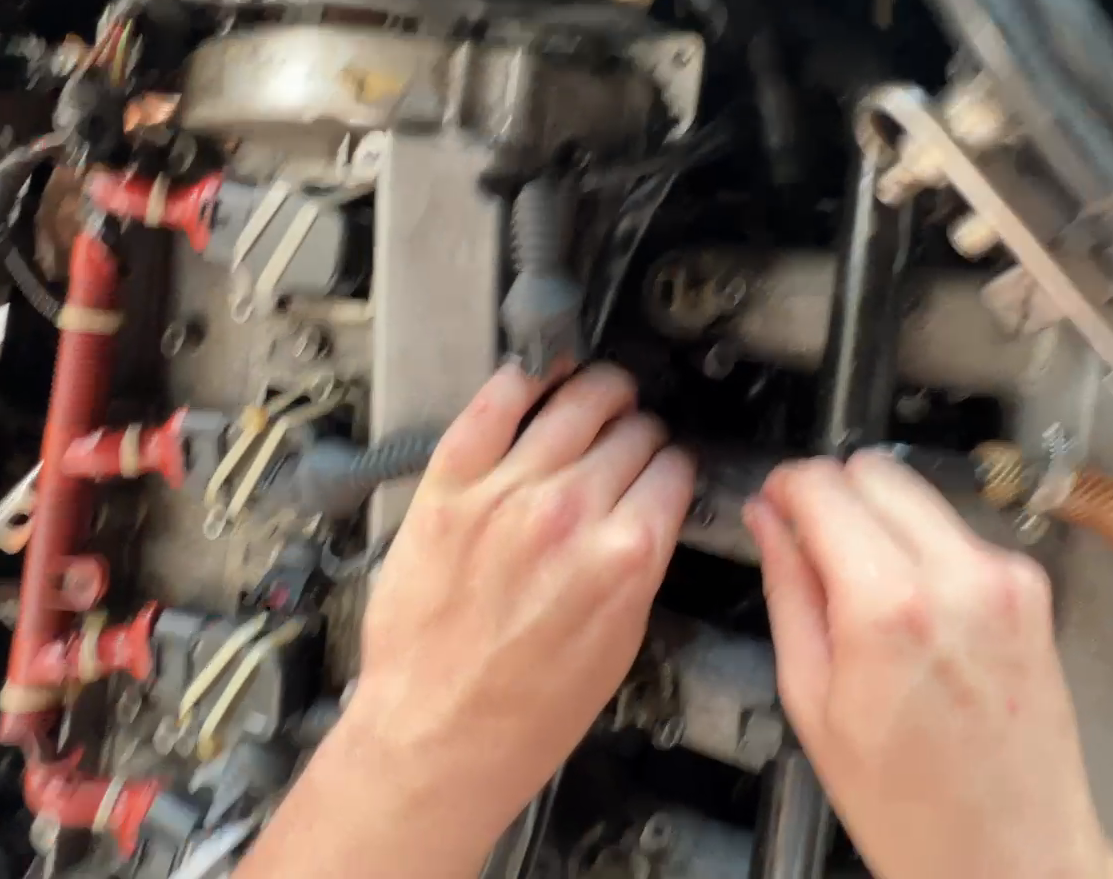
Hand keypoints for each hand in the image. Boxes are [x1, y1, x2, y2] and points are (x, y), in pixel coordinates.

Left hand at [241, 363, 693, 878]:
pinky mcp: (451, 488)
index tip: (666, 463)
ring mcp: (507, 493)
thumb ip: (639, 559)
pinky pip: (491, 406)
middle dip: (641, 428)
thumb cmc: (528, 709)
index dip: (674, 462)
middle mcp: (572, 511)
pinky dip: (518, 380)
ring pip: (574, 401)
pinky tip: (533, 377)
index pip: (672, 468)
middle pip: (631, 430)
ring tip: (599, 390)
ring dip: (597, 389)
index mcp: (625, 554)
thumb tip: (647, 506)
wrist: (438, 736)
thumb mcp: (621, 639)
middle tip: (634, 429)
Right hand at [746, 451, 1112, 878]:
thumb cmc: (910, 804)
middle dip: (830, 491)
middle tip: (808, 536)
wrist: (1017, 857)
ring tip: (857, 577)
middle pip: (872, 469)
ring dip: (873, 512)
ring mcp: (1004, 575)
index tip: (773, 500)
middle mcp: (957, 575)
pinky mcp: (1028, 585)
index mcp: (889, 606)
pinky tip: (906, 596)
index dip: (785, 484)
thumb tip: (766, 520)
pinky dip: (916, 539)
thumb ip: (787, 586)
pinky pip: (950, 525)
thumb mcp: (811, 697)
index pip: (822, 486)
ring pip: (913, 487)